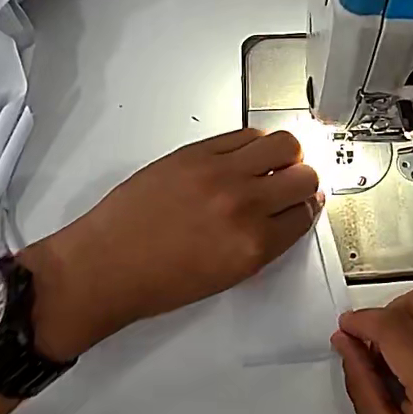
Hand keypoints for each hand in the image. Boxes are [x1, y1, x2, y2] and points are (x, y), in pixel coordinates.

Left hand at [25, 128, 321, 359]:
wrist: (104, 266)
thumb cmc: (155, 280)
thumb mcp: (226, 275)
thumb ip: (262, 242)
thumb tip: (283, 216)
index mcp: (253, 245)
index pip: (304, 214)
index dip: (308, 206)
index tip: (305, 200)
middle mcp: (243, 206)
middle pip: (304, 176)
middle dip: (305, 178)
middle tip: (295, 179)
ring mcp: (219, 174)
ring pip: (284, 143)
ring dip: (288, 152)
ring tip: (275, 160)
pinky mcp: (195, 152)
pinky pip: (244, 133)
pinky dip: (254, 141)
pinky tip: (246, 152)